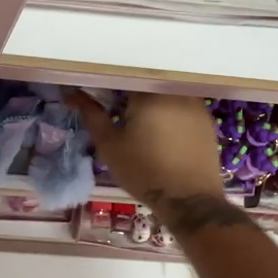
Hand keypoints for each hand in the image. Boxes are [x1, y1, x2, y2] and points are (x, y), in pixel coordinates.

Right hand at [67, 90, 227, 208]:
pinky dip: (169, 113)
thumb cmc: (143, 172)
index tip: (101, 101)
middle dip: (131, 95)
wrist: (189, 201)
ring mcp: (196, 104)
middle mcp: (175, 90)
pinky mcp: (206, 119)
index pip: (123, 76)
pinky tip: (164, 133)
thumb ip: (91, 114)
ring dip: (152, 103)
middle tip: (120, 116)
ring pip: (165, 93)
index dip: (108, 86)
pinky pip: (182, 106)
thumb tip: (71, 93)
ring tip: (141, 125)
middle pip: (146, 82)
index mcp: (149, 93)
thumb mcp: (110, 145)